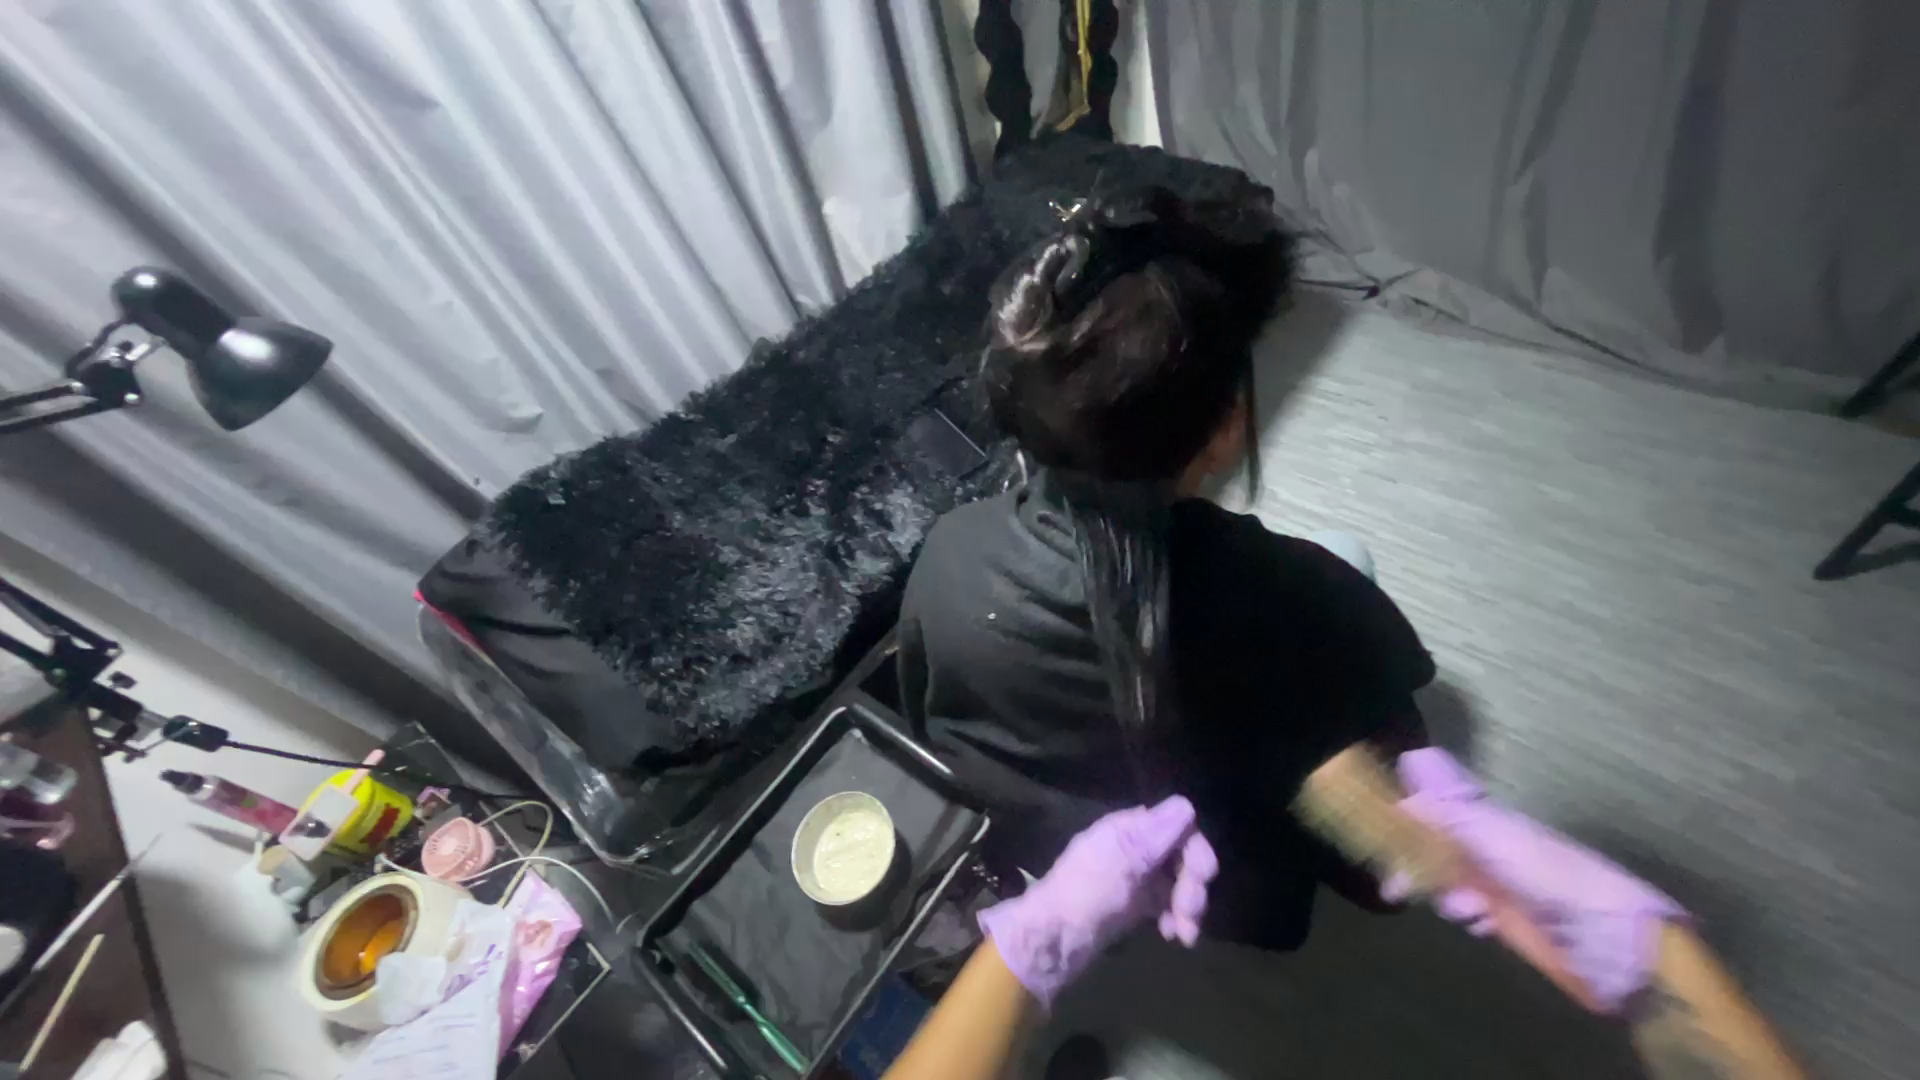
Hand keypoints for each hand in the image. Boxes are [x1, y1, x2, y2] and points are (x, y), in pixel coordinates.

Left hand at [978, 796, 1217, 1006]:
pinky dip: (1175, 918)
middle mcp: (1135, 846)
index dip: (1195, 849)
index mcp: (1129, 828)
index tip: (1203, 877)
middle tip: (1191, 915)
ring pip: (1179, 881)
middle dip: (1193, 884)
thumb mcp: (1121, 863)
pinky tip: (1171, 935)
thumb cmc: (1085, 894)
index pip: (1179, 825)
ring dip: (1188, 906)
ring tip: (1185, 935)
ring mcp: (1136, 875)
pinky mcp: (1137, 903)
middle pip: (1183, 855)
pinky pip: (1168, 903)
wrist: (1055, 939)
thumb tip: (1187, 804)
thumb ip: (1153, 836)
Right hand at [1384, 749, 1685, 1013]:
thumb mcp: (1491, 835)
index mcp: (1483, 820)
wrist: (1604, 932)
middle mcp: (1483, 846)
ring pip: (1443, 880)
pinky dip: (1465, 914)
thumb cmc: (1548, 873)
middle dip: (1415, 865)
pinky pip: (1464, 909)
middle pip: (1431, 848)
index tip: (1382, 835)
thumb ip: (1443, 818)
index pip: (1432, 812)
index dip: (1406, 821)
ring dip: (1444, 893)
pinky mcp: (1502, 916)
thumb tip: (1400, 802)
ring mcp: (1492, 882)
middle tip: (1396, 887)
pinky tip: (1479, 920)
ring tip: (1466, 907)